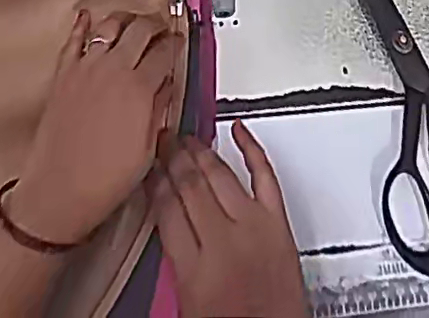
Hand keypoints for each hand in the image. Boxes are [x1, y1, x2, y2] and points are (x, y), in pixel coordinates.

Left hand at [5, 9, 182, 243]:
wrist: (58, 192)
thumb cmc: (103, 179)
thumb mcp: (146, 150)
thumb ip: (159, 110)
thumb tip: (167, 86)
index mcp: (139, 88)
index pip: (164, 51)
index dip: (175, 43)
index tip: (178, 41)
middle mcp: (114, 69)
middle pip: (141, 29)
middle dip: (155, 24)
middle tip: (161, 27)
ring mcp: (86, 67)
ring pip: (110, 25)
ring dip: (126, 19)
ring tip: (132, 21)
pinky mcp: (64, 73)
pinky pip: (74, 39)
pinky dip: (82, 24)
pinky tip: (88, 16)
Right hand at [152, 124, 308, 317]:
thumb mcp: (187, 307)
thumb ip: (175, 261)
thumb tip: (164, 219)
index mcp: (195, 273)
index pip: (166, 208)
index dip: (155, 181)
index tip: (148, 165)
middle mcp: (224, 243)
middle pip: (190, 185)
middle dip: (173, 157)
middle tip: (164, 139)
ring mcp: (255, 228)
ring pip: (221, 174)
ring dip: (201, 151)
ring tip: (188, 137)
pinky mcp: (280, 224)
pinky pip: (265, 175)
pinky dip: (252, 148)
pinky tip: (239, 129)